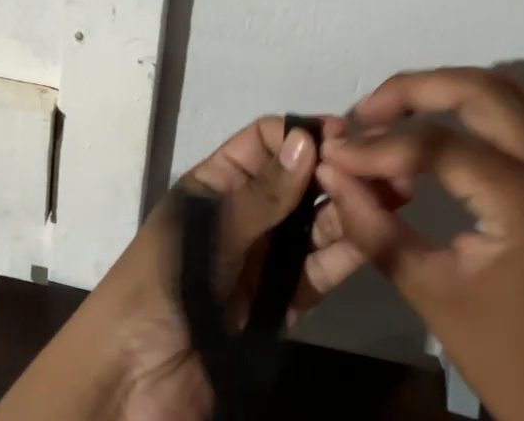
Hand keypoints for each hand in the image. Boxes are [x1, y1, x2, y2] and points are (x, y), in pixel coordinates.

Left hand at [0, 116, 365, 420]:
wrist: (130, 387)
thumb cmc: (155, 290)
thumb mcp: (205, 235)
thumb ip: (261, 195)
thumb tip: (308, 141)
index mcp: (213, 186)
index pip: (263, 144)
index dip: (301, 136)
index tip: (346, 137)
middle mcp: (242, 216)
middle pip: (295, 183)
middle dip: (336, 172)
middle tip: (386, 167)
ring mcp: (261, 261)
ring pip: (312, 225)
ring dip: (348, 210)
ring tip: (393, 195)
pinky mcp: (279, 306)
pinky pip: (316, 271)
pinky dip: (344, 254)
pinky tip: (374, 235)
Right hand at [318, 68, 523, 420]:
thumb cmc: (501, 353)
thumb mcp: (428, 290)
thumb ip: (374, 225)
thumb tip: (330, 172)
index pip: (439, 146)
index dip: (379, 146)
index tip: (335, 155)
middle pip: (481, 92)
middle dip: (416, 90)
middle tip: (366, 111)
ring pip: (516, 91)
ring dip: (457, 87)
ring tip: (406, 107)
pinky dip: (498, 103)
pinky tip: (464, 119)